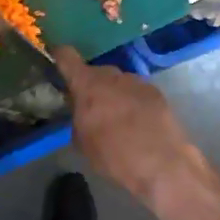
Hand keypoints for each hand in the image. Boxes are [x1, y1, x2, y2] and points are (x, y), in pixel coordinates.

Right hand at [53, 46, 219, 218]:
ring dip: (115, 95)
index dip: (60, 56)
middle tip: (93, 110)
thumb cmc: (115, 156)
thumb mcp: (83, 143)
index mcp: (87, 85)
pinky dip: (134, 102)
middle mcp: (111, 75)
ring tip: (119, 121)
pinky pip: (136, 92)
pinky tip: (140, 124)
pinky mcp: (156, 91)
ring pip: (117, 82)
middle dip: (92, 87)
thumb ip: (77, 118)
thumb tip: (81, 111)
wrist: (162, 164)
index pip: (66, 56)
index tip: (57, 59)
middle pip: (95, 73)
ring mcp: (136, 80)